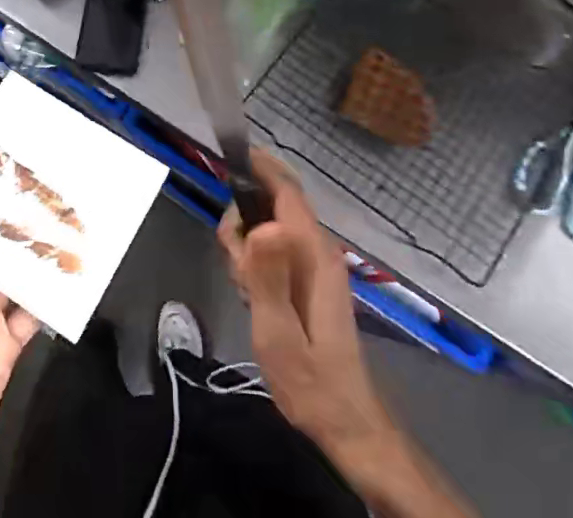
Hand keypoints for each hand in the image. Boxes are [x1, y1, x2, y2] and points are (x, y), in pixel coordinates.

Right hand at [217, 151, 479, 517]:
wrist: (344, 419)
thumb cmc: (309, 379)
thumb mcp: (277, 332)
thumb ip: (267, 277)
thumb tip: (263, 225)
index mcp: (313, 254)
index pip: (287, 192)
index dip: (259, 167)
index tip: (229, 154)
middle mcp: (317, 249)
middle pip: (273, 204)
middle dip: (242, 219)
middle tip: (233, 264)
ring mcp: (314, 262)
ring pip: (269, 224)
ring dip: (245, 243)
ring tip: (243, 288)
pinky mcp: (307, 276)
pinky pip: (273, 245)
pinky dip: (253, 258)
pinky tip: (251, 293)